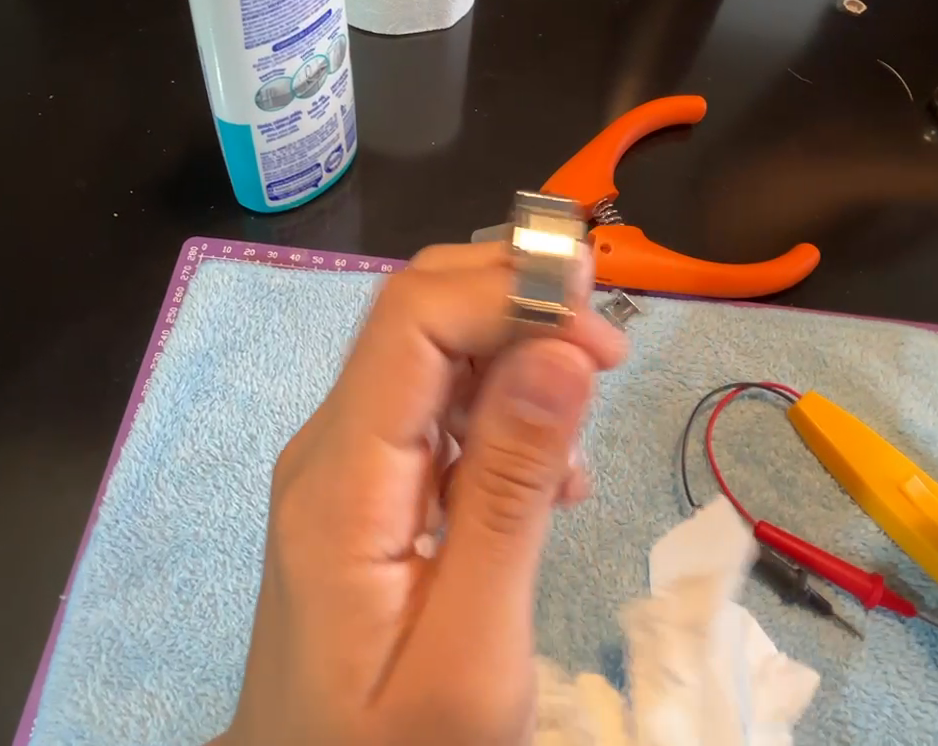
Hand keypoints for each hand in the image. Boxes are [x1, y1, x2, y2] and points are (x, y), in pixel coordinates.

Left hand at [219, 242, 627, 745]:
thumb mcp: (472, 646)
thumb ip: (510, 492)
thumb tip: (561, 352)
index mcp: (342, 475)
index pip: (412, 319)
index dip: (507, 292)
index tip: (601, 335)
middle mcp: (332, 441)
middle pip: (417, 314)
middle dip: (516, 304)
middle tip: (604, 355)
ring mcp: (346, 457)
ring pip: (433, 349)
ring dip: (516, 358)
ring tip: (575, 445)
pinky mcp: (368, 480)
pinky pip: (436, 406)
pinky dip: (502, 408)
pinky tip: (546, 475)